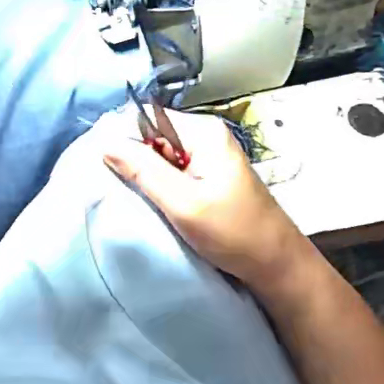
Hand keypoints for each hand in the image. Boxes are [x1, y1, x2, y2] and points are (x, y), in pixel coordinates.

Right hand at [103, 113, 313, 293]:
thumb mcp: (182, 203)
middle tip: (126, 190)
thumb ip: (143, 170)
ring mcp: (210, 156)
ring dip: (149, 176)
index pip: (149, 118)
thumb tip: (106, 143)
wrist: (277, 266)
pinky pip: (174, 171)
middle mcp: (207, 136)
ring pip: (162, 156)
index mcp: (204, 132)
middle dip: (136, 160)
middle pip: (154, 136)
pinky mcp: (210, 176)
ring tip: (143, 200)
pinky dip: (163, 187)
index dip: (125, 138)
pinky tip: (160, 205)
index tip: (107, 165)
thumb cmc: (234, 233)